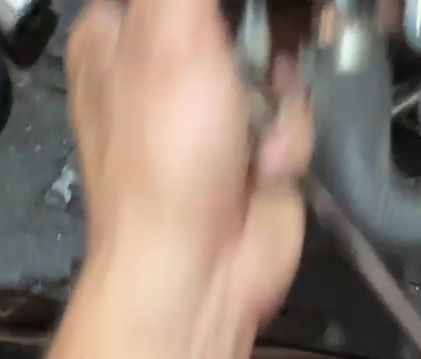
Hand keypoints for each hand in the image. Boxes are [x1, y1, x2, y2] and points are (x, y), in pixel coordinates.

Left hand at [65, 0, 312, 331]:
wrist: (203, 272)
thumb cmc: (162, 171)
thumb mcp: (168, 31)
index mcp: (123, 34)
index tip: (229, 10)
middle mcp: (170, 73)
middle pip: (236, 14)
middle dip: (258, 38)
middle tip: (250, 62)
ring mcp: (220, 117)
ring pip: (279, 61)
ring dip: (278, 98)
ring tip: (253, 138)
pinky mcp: (262, 155)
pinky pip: (297, 118)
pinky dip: (290, 141)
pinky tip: (266, 167)